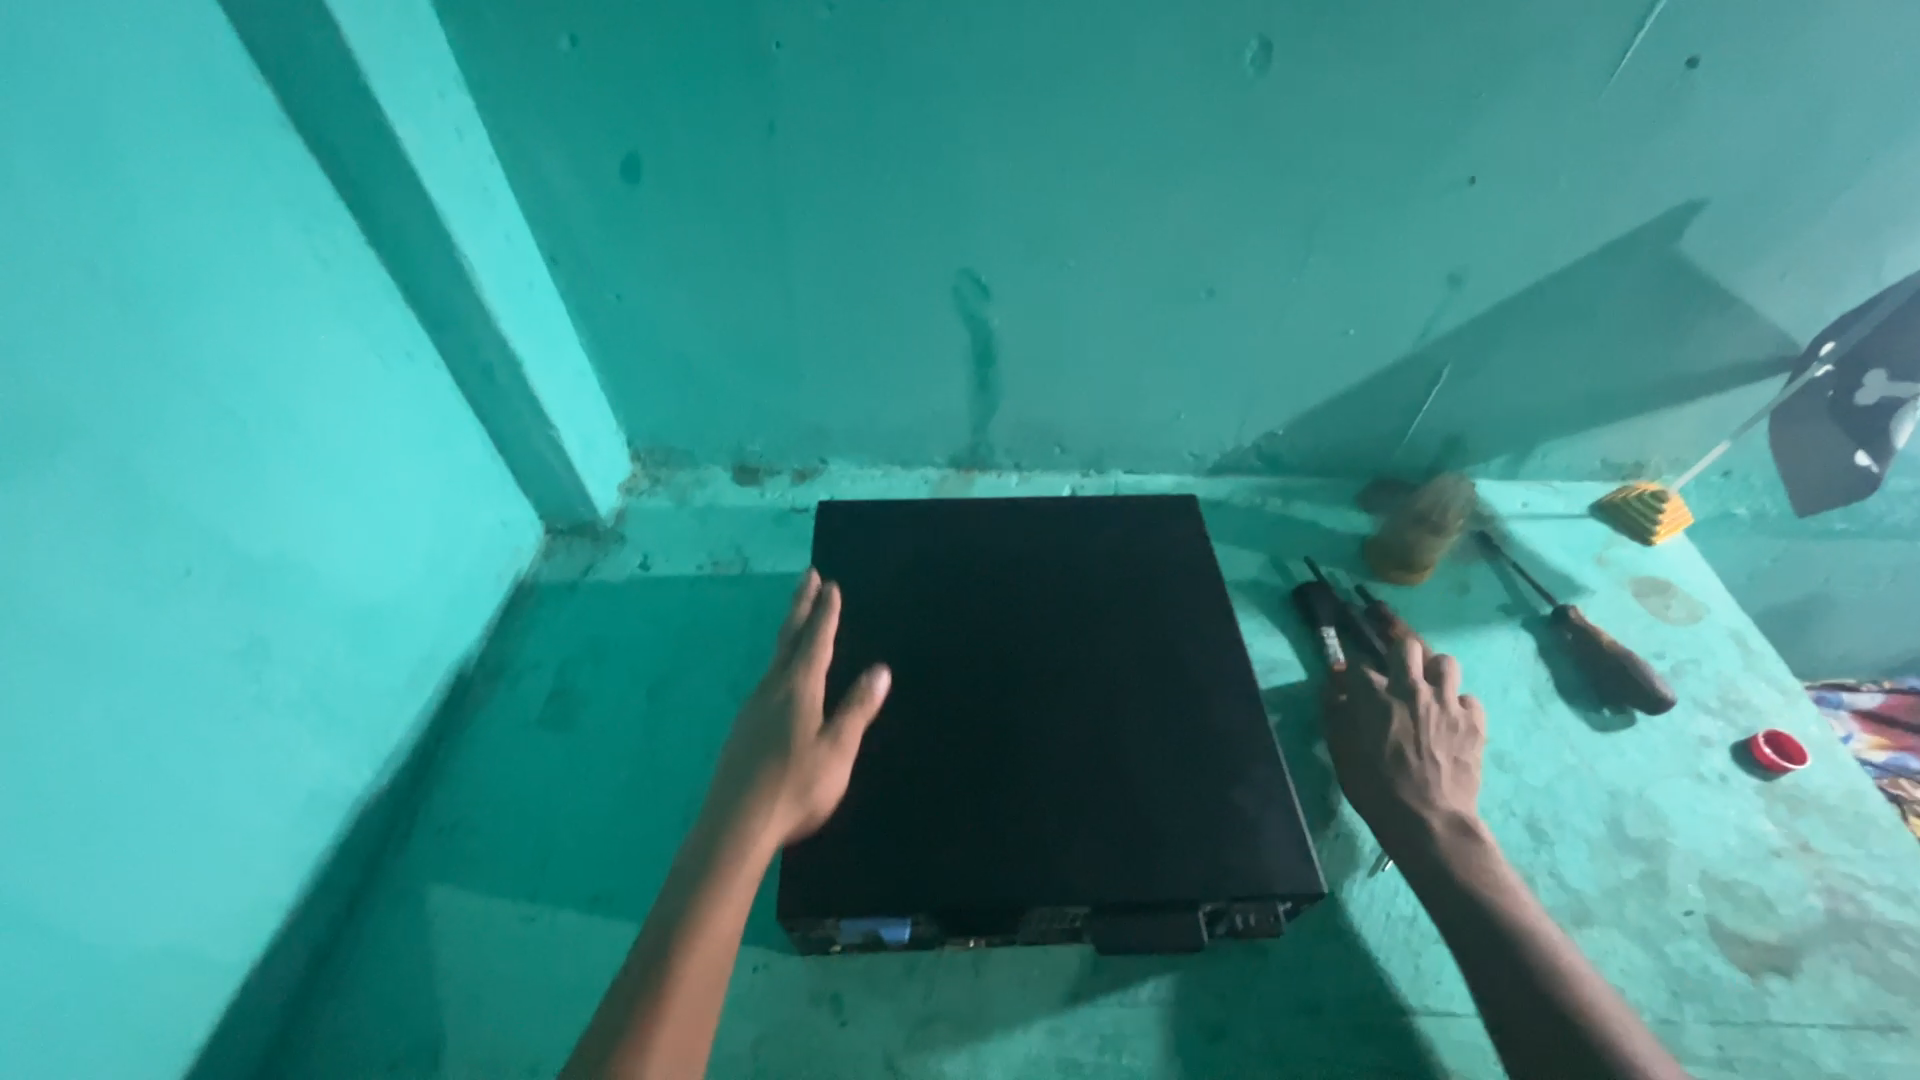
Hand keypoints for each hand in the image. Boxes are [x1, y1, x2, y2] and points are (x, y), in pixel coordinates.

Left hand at [704, 569, 891, 848]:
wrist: (735, 824)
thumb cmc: (796, 787)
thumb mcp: (838, 750)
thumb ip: (858, 709)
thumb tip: (880, 670)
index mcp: (798, 689)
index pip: (816, 640)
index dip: (825, 613)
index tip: (830, 585)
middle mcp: (772, 688)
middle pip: (788, 638)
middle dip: (801, 606)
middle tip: (808, 576)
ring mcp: (752, 707)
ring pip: (774, 658)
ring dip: (789, 633)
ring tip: (798, 621)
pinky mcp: (743, 728)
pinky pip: (767, 680)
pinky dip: (780, 661)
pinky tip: (780, 678)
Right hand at [1322, 631, 1486, 859]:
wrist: (1428, 819)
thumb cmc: (1374, 785)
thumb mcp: (1340, 750)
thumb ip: (1335, 713)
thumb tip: (1334, 689)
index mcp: (1373, 694)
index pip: (1358, 663)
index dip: (1352, 672)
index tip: (1350, 684)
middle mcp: (1411, 688)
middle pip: (1406, 646)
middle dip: (1398, 656)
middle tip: (1396, 675)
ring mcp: (1447, 702)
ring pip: (1446, 663)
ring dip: (1434, 674)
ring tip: (1430, 693)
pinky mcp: (1475, 721)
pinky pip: (1469, 698)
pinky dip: (1459, 706)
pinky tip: (1452, 722)